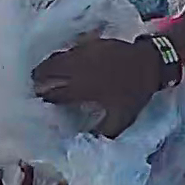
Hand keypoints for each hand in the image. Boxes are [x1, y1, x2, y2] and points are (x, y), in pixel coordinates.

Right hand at [32, 38, 161, 137]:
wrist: (150, 62)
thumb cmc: (135, 91)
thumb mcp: (122, 118)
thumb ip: (104, 132)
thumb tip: (88, 141)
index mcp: (82, 88)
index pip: (53, 93)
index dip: (44, 98)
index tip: (38, 103)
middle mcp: (77, 69)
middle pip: (47, 71)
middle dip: (38, 80)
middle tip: (34, 86)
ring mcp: (83, 52)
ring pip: (56, 58)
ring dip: (47, 67)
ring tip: (43, 74)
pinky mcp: (89, 43)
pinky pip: (68, 49)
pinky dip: (61, 57)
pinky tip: (63, 62)